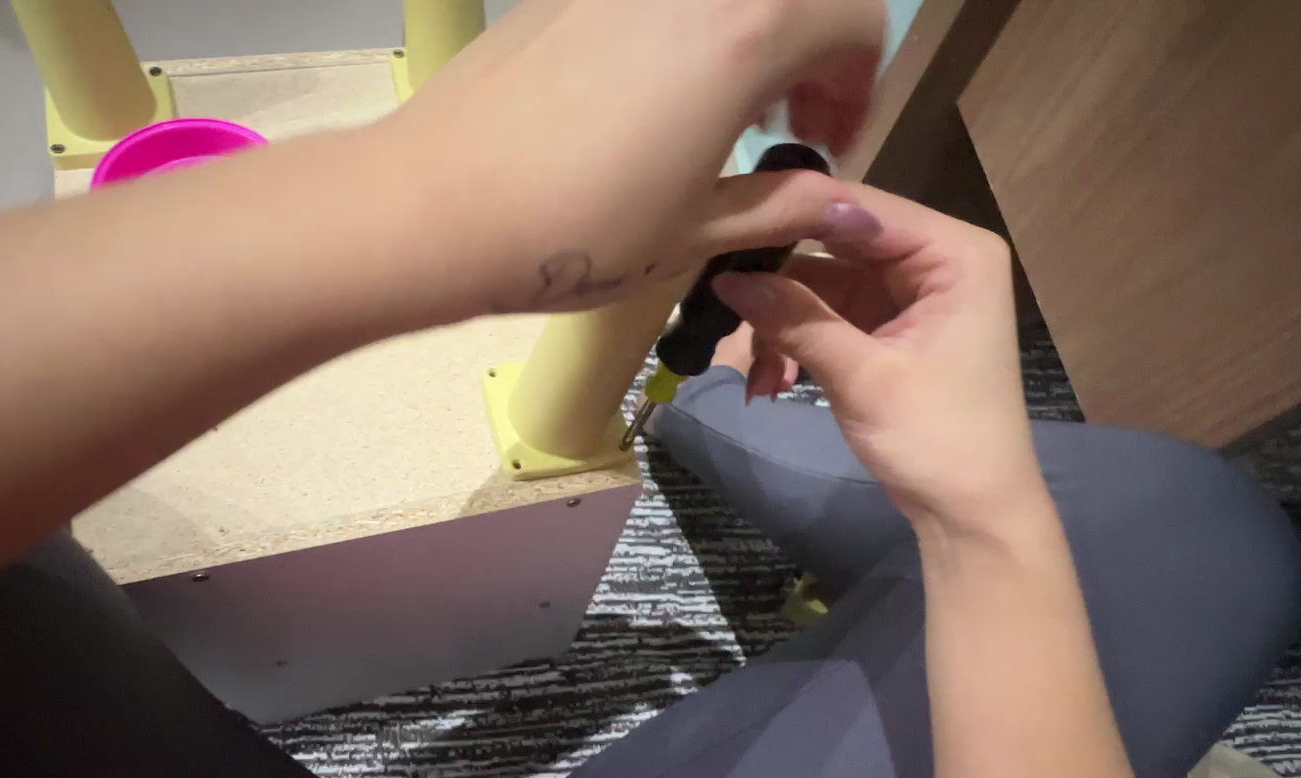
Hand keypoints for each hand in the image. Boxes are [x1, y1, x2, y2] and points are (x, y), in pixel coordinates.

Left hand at [389, 0, 886, 312]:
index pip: (858, 21)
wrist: (441, 206)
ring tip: (717, 117)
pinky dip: (686, 34)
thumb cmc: (580, 232)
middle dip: (812, 58)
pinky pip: (659, 3)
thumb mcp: (693, 231)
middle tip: (783, 129)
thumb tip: (848, 207)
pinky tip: (650, 99)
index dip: (858, 88)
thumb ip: (782, 207)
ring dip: (749, 41)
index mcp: (747, 30)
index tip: (825, 145)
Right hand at [711, 186, 1049, 539]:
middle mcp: (934, 262)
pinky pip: (829, 322)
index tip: (725, 234)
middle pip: (837, 248)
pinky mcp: (888, 333)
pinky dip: (798, 347)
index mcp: (954, 253)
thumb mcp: (862, 375)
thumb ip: (795, 320)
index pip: (862, 211)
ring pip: (824, 289)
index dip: (794, 216)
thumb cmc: (935, 437)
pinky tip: (773, 383)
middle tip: (726, 312)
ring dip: (783, 329)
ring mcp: (908, 299)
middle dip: (781, 287)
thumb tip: (724, 281)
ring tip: (756, 376)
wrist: (968, 511)